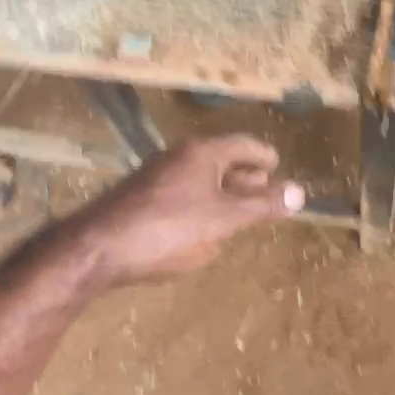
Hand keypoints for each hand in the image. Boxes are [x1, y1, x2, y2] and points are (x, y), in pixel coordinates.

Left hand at [70, 135, 303, 286]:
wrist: (94, 249)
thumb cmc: (167, 229)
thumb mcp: (223, 220)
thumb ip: (262, 206)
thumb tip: (300, 193)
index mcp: (203, 152)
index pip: (244, 145)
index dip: (263, 156)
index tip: (277, 165)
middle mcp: (178, 156)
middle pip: (222, 160)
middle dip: (244, 176)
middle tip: (264, 190)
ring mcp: (155, 177)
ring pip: (199, 179)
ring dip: (221, 193)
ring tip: (236, 213)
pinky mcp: (138, 200)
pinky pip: (181, 195)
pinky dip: (199, 206)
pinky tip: (199, 230)